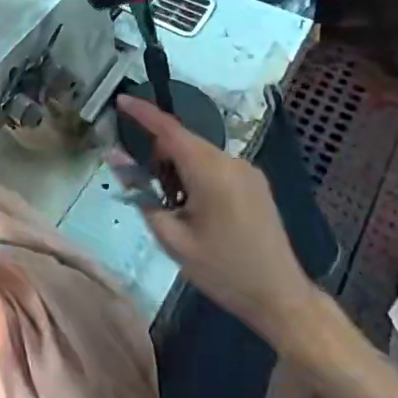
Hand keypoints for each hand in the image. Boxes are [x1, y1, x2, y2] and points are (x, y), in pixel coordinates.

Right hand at [114, 94, 315, 339]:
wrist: (281, 298)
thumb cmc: (222, 271)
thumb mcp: (173, 240)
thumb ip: (142, 195)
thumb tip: (116, 159)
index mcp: (209, 170)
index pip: (169, 128)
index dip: (143, 112)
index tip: (122, 99)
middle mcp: (230, 160)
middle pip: (184, 141)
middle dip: (160, 154)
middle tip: (148, 188)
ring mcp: (247, 169)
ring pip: (200, 153)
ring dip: (180, 167)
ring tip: (176, 207)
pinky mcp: (256, 182)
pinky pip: (217, 165)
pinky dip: (199, 174)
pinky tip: (198, 209)